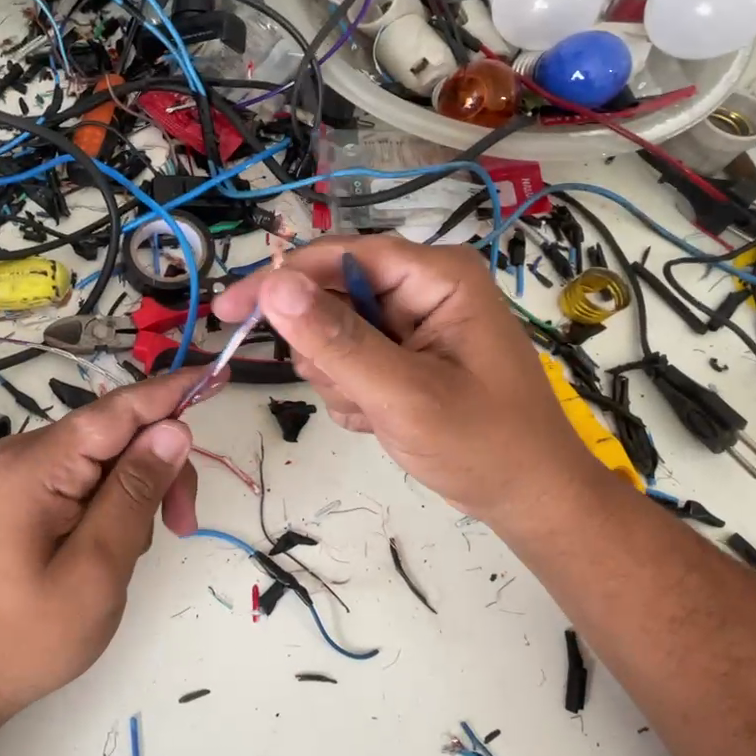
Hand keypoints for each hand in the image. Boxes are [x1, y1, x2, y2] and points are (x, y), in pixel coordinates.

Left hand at [0, 372, 201, 723]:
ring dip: (142, 493)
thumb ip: (136, 492)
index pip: (117, 410)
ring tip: (138, 553)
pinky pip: (92, 480)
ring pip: (110, 458)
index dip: (170, 392)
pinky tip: (116, 547)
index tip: (220, 373)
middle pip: (118, 434)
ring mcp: (27, 474)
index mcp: (37, 464)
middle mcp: (29, 454)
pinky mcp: (32, 495)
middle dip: (160, 469)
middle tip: (184, 525)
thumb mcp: (98, 565)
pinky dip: (118, 505)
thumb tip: (174, 428)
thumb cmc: (33, 632)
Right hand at [213, 236, 609, 520]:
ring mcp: (410, 319)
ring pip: (327, 331)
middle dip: (324, 350)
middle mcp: (421, 286)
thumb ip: (337, 340)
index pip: (337, 256)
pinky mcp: (400, 350)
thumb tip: (275, 286)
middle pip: (327, 295)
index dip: (279, 280)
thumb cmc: (483, 445)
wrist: (528, 499)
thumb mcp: (404, 394)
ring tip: (375, 410)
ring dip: (337, 377)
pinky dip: (348, 392)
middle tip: (350, 392)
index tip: (227, 311)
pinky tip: (381, 417)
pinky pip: (342, 358)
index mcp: (436, 276)